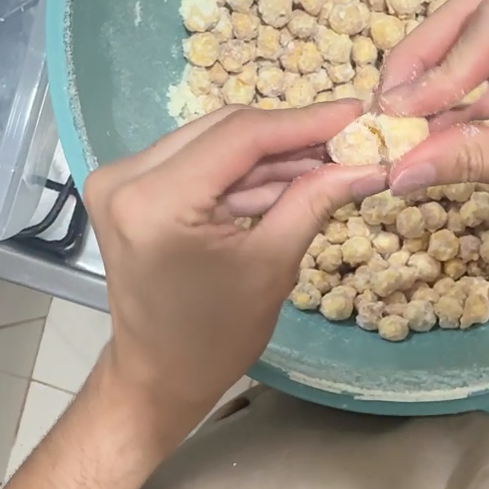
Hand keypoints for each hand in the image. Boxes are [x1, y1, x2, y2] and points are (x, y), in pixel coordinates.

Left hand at [87, 102, 386, 439]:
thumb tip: (367, 163)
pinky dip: (241, 174)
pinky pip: (196, 165)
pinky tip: (288, 177)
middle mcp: (126, 177)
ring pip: (212, 144)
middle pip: (224, 131)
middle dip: (290, 136)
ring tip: (327, 161)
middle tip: (347, 140)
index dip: (306, 122)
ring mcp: (121, 181)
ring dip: (269, 155)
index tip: (358, 113)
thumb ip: (314, 201)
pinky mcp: (129, 191)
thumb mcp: (272, 266)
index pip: (241, 136)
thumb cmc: (216, 337)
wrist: (160, 375)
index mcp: (156, 201)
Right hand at [376, 0, 488, 277]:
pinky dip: (459, 106)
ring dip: (439, 81)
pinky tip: (426, 132)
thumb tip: (396, 169)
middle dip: (432, 57)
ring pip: (483, 41)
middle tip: (387, 101)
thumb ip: (474, 159)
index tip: (399, 112)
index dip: (446, 64)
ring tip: (396, 121)